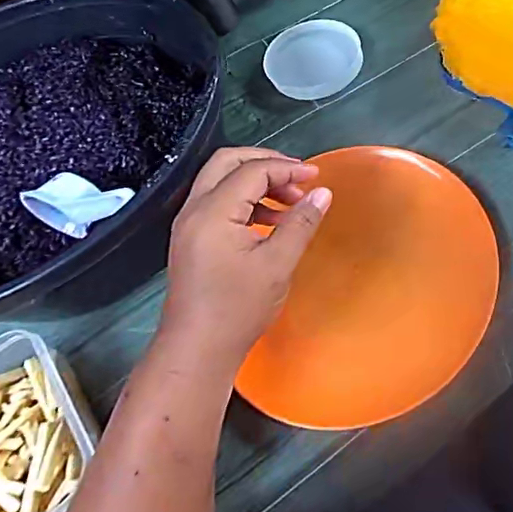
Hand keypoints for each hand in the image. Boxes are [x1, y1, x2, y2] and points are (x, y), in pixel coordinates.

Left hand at [162, 147, 331, 363]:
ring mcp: (189, 224)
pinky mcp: (193, 239)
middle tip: (299, 177)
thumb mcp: (278, 264)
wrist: (197, 349)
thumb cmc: (238, 308)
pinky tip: (272, 221)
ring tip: (291, 202)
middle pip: (227, 162)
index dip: (287, 169)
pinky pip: (219, 201)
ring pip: (222, 180)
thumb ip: (301, 223)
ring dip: (257, 181)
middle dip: (267, 162)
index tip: (316, 178)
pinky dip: (247, 199)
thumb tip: (322, 193)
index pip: (252, 171)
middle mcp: (194, 210)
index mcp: (213, 212)